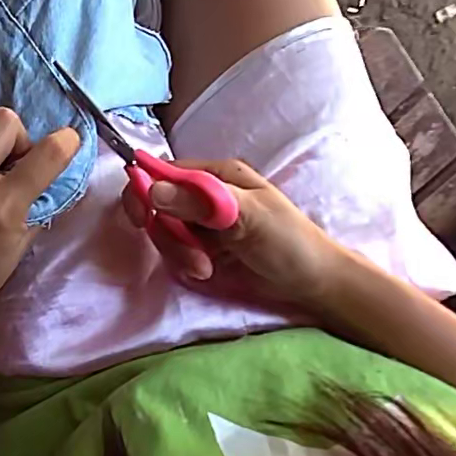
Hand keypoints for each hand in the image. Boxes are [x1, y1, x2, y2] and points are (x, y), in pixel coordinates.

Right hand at [122, 158, 352, 307]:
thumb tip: (153, 189)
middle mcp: (203, 195)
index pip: (163, 172)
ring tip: (206, 269)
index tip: (144, 219)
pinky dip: (184, 265)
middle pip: (157, 206)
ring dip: (178, 254)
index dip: (144, 191)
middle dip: (169, 234)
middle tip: (194, 258)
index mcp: (216, 175)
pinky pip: (174, 253)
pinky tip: (207, 272)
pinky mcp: (200, 249)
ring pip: (164, 232)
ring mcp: (201, 224)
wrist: (311, 282)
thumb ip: (201, 202)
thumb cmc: (288, 241)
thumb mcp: (248, 216)